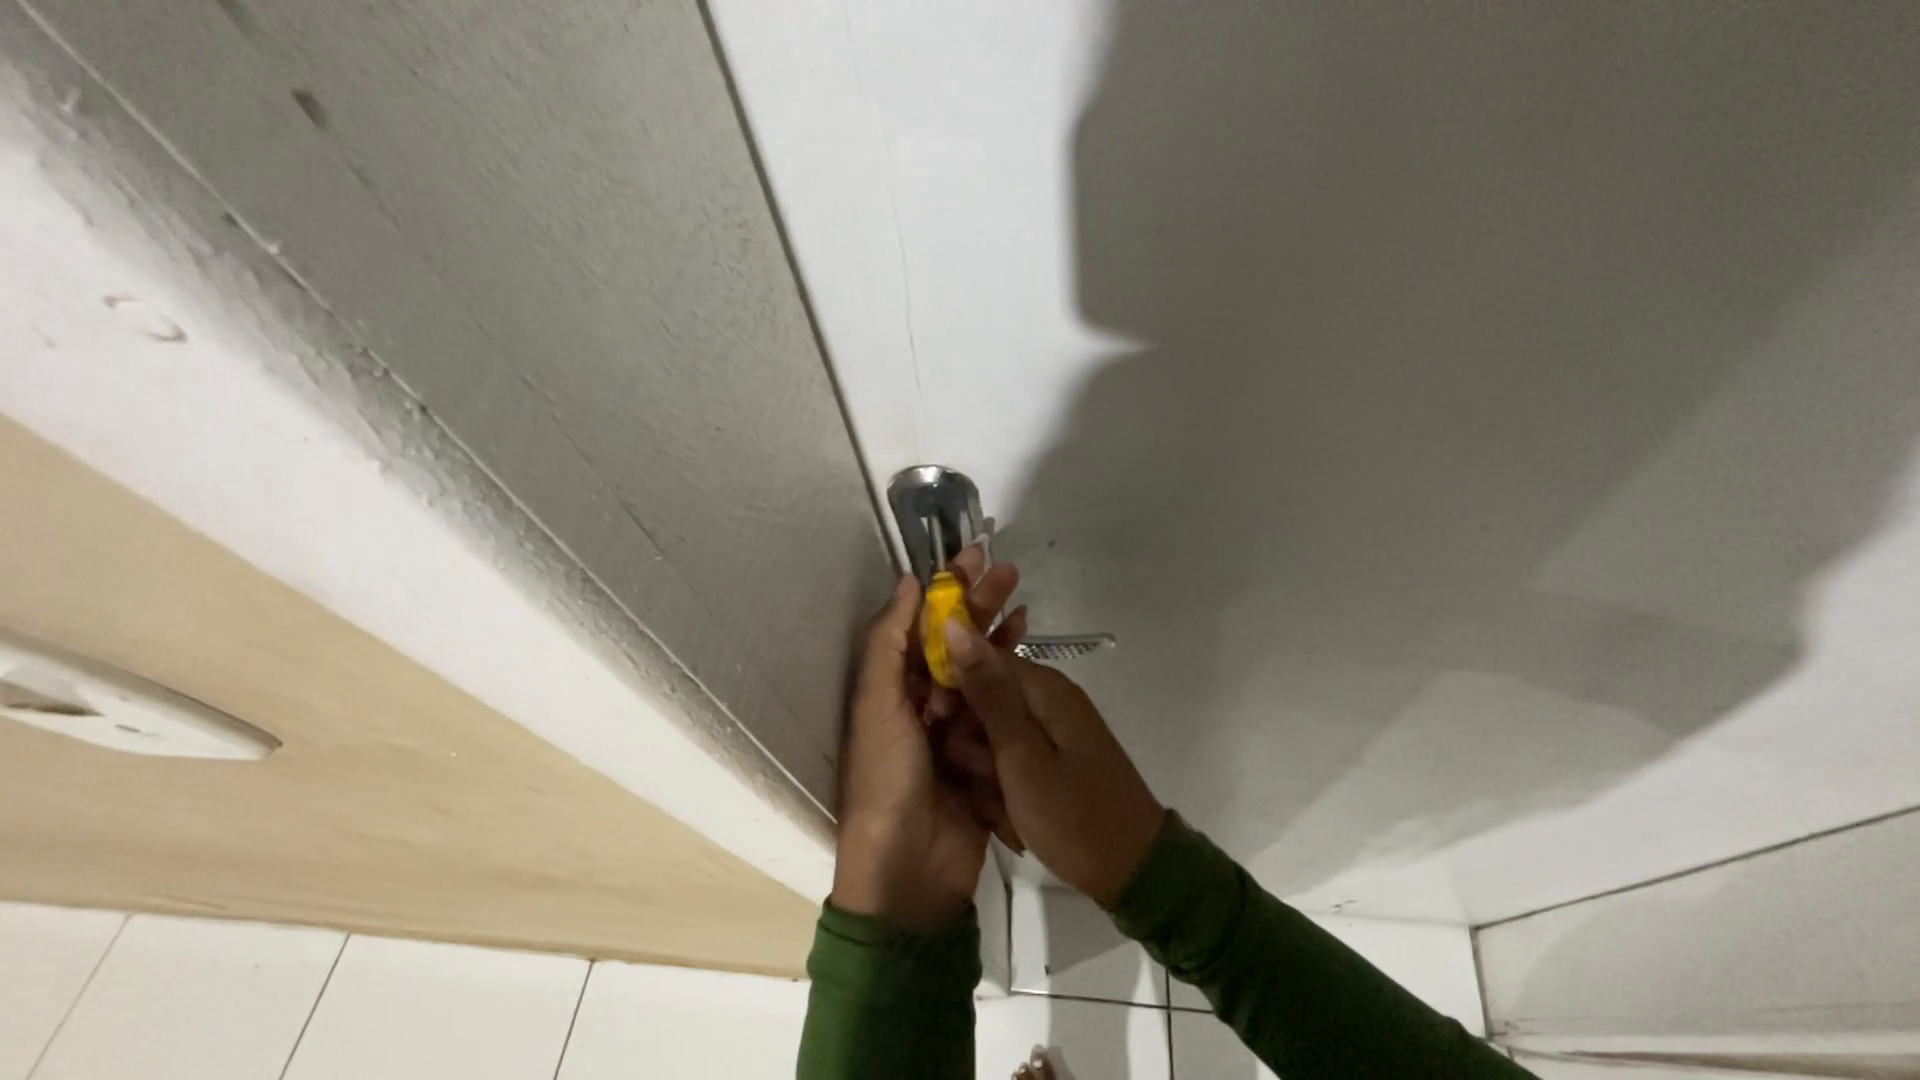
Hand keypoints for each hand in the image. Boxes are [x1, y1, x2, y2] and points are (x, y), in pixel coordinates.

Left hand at [831, 549, 1024, 929]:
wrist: (913, 869)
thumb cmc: (888, 779)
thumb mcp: (879, 706)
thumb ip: (890, 642)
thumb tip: (908, 583)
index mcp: (890, 688)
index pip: (919, 625)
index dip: (943, 590)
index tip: (970, 556)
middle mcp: (920, 701)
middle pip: (951, 641)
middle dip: (976, 604)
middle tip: (1007, 570)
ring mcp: (955, 727)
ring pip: (978, 668)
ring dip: (996, 634)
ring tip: (1023, 601)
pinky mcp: (985, 752)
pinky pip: (998, 704)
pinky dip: (1011, 676)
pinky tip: (1027, 650)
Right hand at [944, 619, 1166, 907]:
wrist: (1131, 869)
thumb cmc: (1072, 815)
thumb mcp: (1020, 756)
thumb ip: (988, 693)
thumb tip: (956, 626)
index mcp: (1043, 687)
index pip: (978, 658)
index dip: (951, 687)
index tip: (935, 722)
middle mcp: (1049, 697)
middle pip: (984, 694)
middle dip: (967, 734)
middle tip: (975, 773)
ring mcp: (1054, 727)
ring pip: (992, 728)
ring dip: (982, 763)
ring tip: (993, 800)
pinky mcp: (1054, 755)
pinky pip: (1011, 751)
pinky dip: (1001, 777)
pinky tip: (1002, 807)